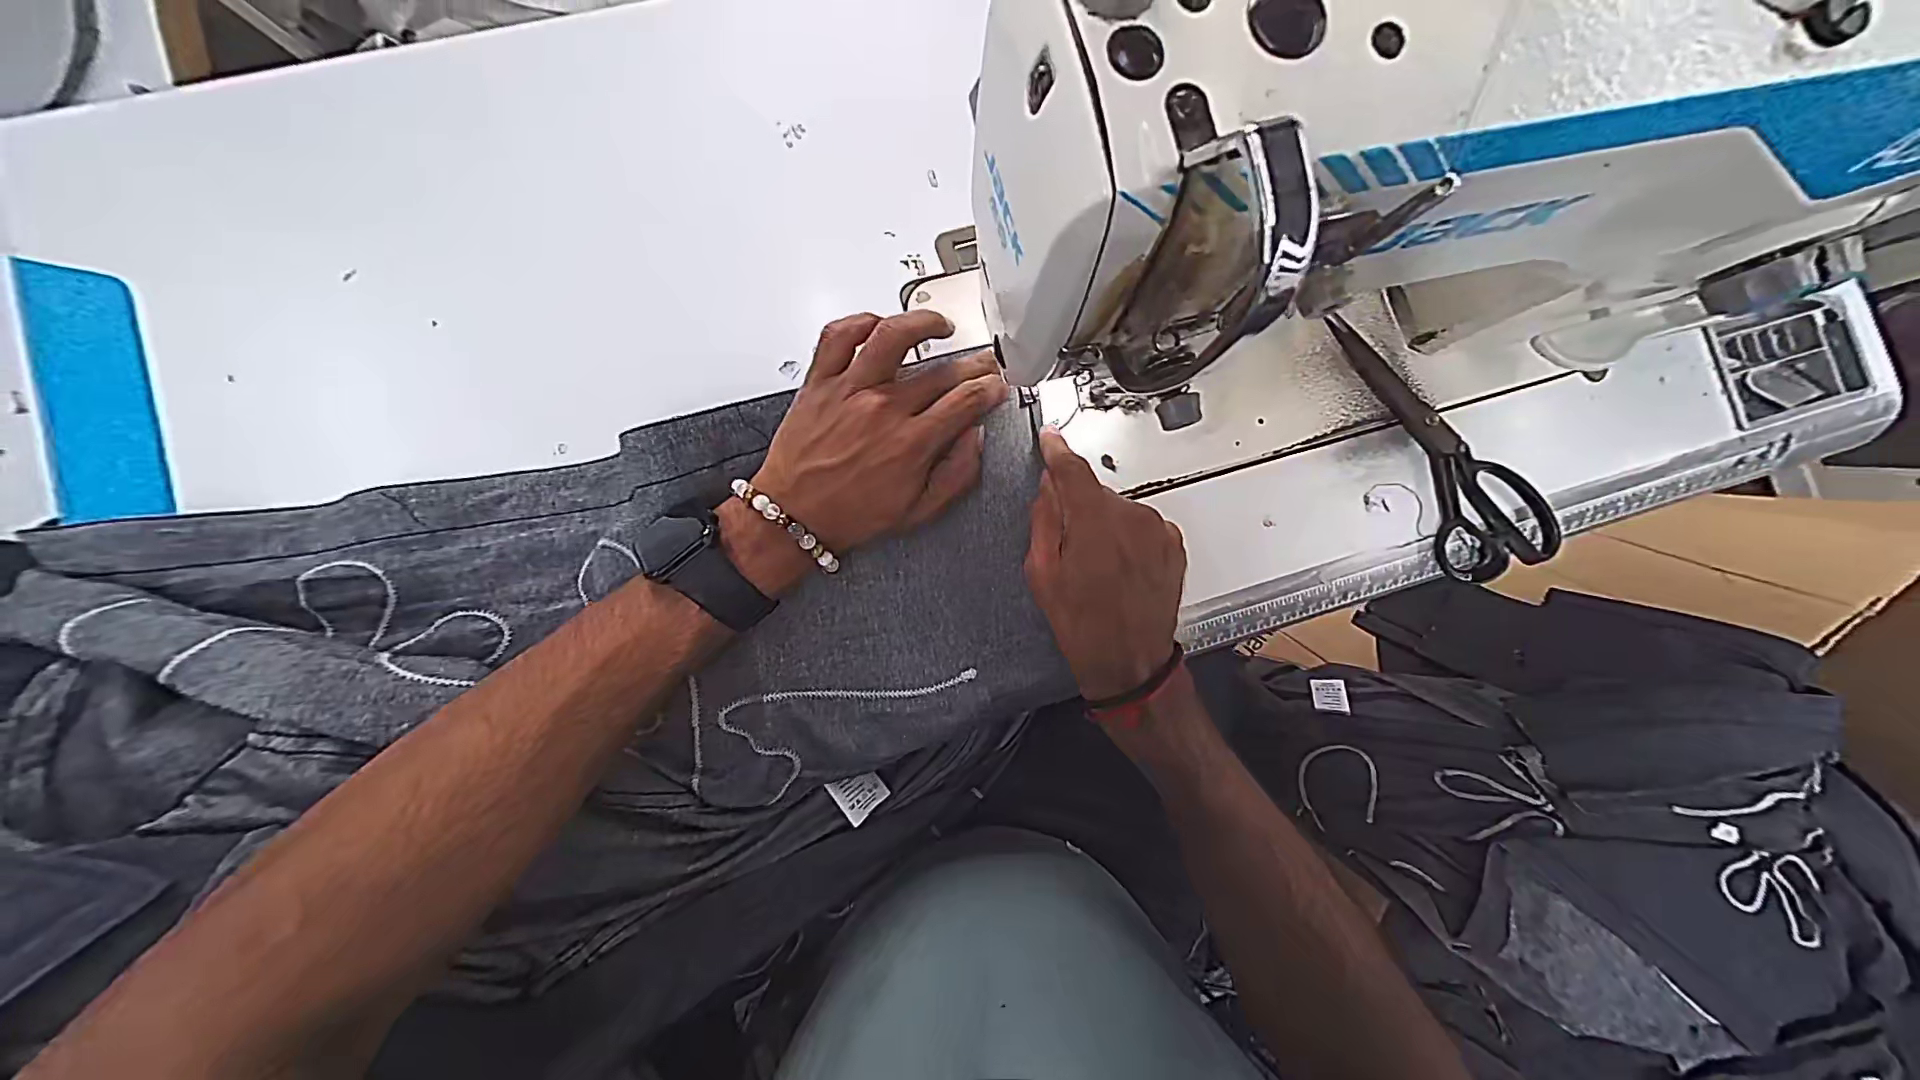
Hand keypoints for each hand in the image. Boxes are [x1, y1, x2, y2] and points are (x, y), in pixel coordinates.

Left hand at [748, 311, 1007, 556]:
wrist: (795, 516)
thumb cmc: (850, 514)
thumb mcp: (918, 511)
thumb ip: (957, 475)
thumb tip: (974, 439)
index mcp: (911, 443)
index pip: (966, 399)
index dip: (990, 388)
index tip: (995, 387)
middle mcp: (883, 409)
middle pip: (942, 370)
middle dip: (973, 364)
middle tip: (981, 364)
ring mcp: (850, 390)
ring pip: (894, 335)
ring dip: (924, 323)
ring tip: (939, 327)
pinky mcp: (820, 382)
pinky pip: (839, 336)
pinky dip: (861, 321)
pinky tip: (879, 326)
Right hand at [1024, 427, 1186, 700]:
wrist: (1128, 660)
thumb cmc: (1086, 627)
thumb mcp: (1043, 573)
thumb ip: (1043, 520)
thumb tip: (1048, 489)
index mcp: (1093, 523)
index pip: (1072, 469)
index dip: (1057, 450)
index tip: (1051, 439)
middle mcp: (1131, 519)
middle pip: (1096, 491)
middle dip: (1079, 508)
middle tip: (1071, 549)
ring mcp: (1156, 530)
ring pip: (1119, 507)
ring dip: (1105, 524)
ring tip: (1099, 567)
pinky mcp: (1172, 542)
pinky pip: (1140, 523)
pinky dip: (1127, 536)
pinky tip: (1119, 567)